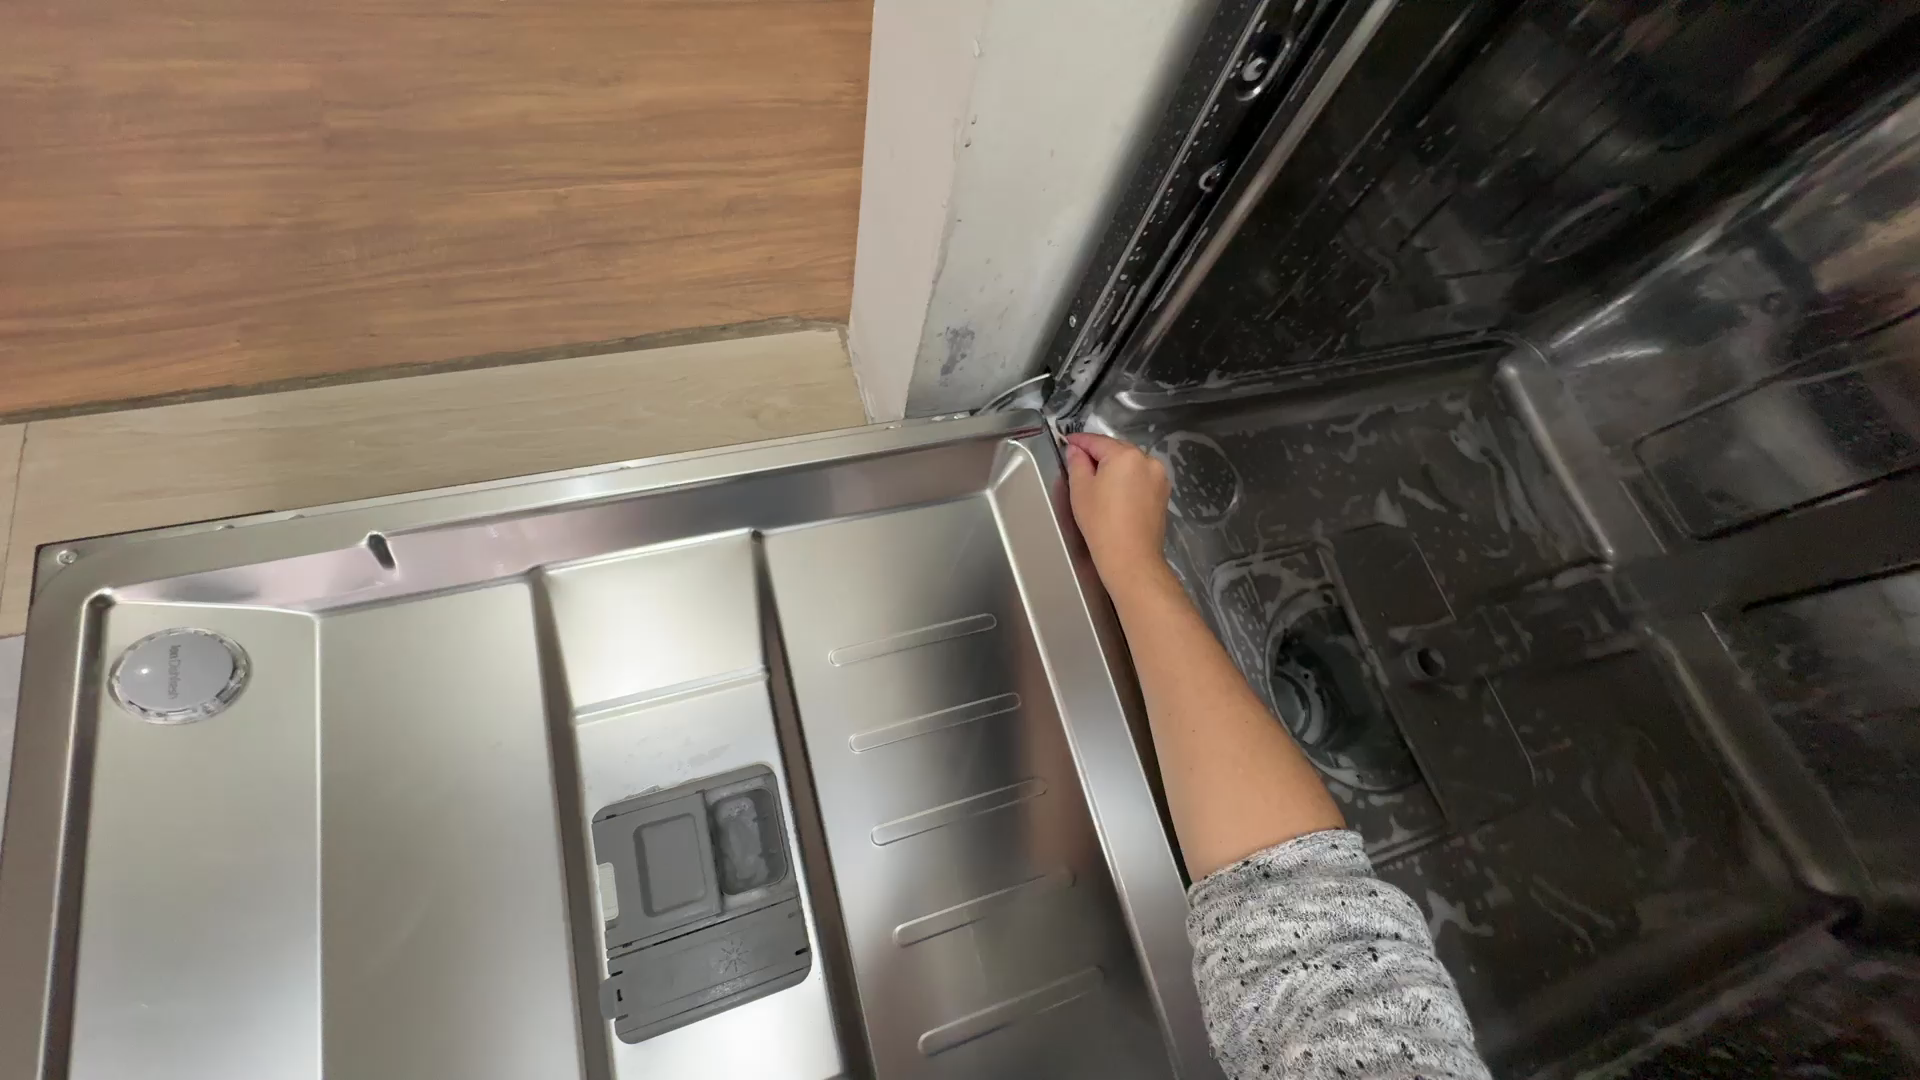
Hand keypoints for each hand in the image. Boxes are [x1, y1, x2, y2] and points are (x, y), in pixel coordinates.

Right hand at [1063, 432, 1173, 584]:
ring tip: (1098, 480)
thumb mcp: (1081, 490)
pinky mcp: (1163, 493)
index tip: (1066, 442)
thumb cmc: (1100, 521)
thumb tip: (1076, 449)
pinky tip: (1116, 492)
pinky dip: (1128, 479)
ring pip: (1131, 463)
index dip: (1079, 441)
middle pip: (1117, 449)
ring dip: (1115, 466)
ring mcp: (1159, 476)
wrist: (1131, 556)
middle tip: (1079, 463)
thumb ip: (1077, 463)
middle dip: (1099, 454)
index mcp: (1125, 455)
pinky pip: (1141, 477)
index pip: (1098, 441)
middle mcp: (1147, 460)